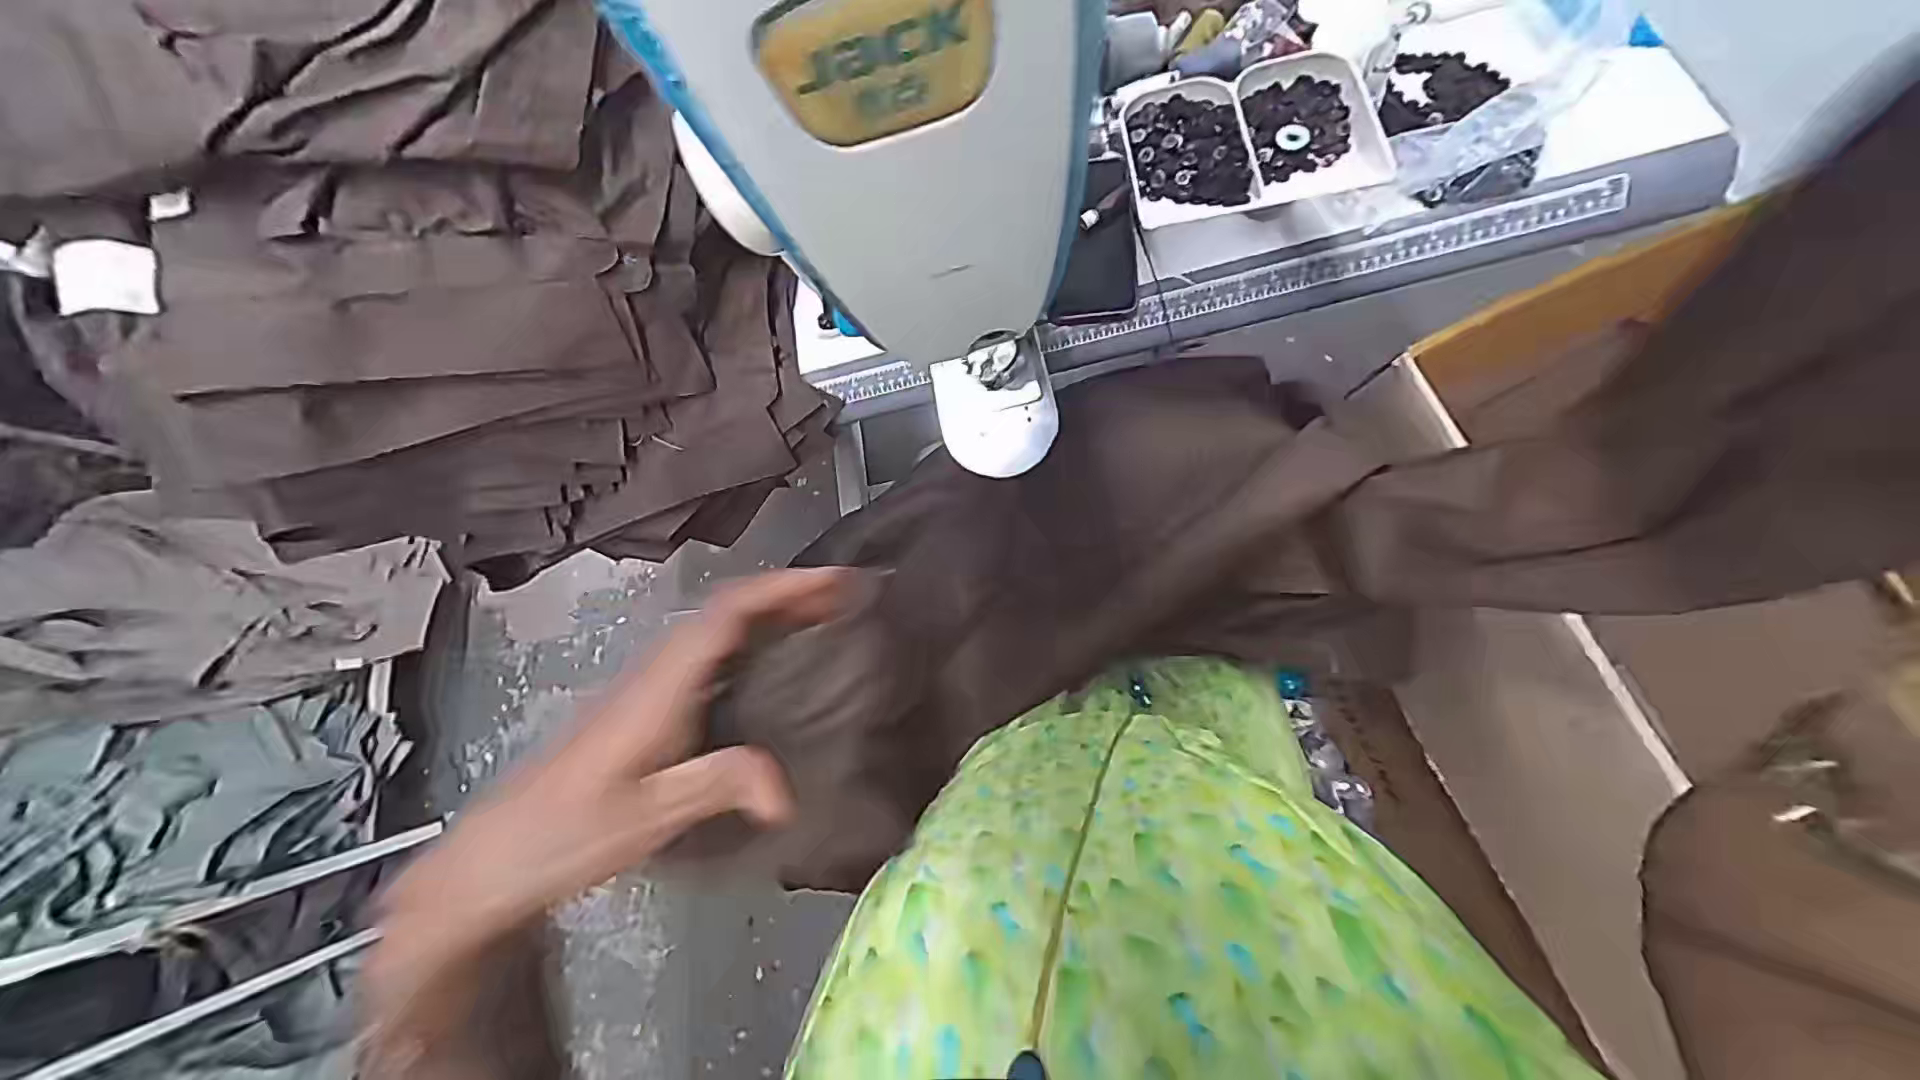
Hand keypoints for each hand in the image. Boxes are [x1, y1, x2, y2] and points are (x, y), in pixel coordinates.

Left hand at [362, 569, 853, 1061]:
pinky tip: (778, 656)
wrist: (497, 856)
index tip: (832, 581)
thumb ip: (717, 786)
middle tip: (846, 592)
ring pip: (722, 624)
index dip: (782, 589)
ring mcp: (654, 682)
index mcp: (661, 685)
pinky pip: (715, 649)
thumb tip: (787, 792)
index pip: (727, 613)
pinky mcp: (653, 701)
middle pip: (729, 607)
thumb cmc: (565, 834)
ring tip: (826, 613)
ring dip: (774, 609)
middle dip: (790, 591)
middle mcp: (659, 670)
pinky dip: (755, 636)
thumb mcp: (646, 816)